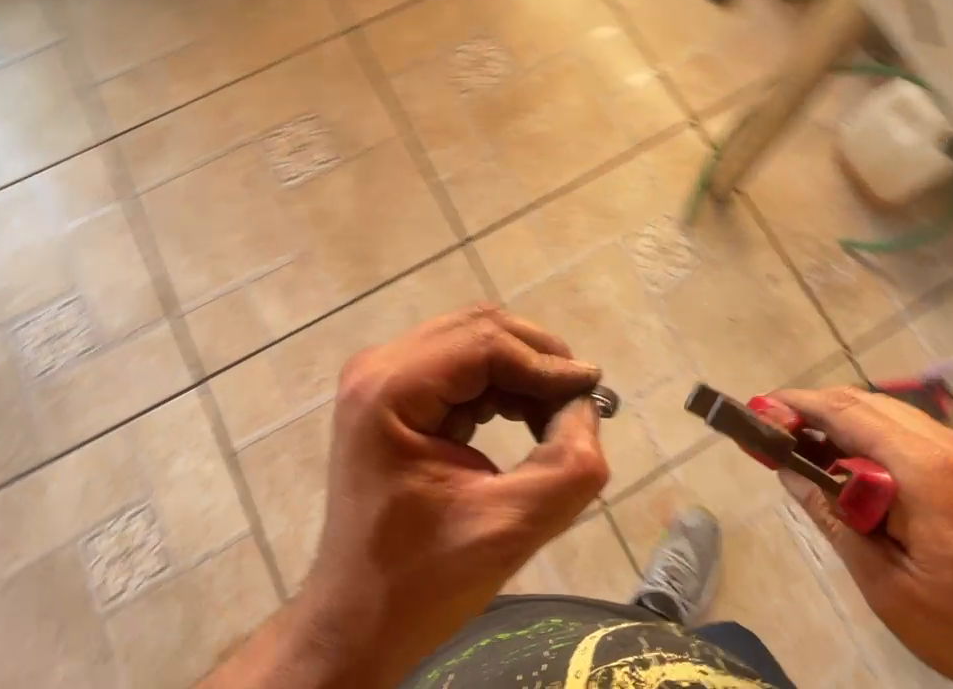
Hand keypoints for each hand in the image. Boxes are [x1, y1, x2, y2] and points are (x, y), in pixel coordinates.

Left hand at [208, 305, 608, 688]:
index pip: (485, 343)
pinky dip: (503, 386)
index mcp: (389, 390)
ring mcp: (382, 379)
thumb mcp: (508, 528)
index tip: (593, 396)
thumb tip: (588, 408)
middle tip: (579, 404)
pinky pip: (462, 367)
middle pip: (479, 330)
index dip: (546, 364)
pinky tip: (526, 420)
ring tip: (555, 420)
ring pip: (474, 343)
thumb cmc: (421, 582)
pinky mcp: (395, 396)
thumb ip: (567, 466)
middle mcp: (379, 367)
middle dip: (538, 362)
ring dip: (523, 373)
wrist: (359, 621)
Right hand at [771, 387, 952, 688]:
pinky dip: (873, 434)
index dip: (798, 405)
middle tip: (774, 430)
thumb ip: (835, 519)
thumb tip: (789, 472)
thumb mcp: (886, 583)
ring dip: (844, 420)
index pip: (846, 412)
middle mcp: (945, 444)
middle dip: (815, 408)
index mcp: (922, 467)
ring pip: (888, 413)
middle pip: (865, 403)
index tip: (759, 411)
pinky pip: (911, 432)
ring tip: (804, 447)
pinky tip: (854, 466)